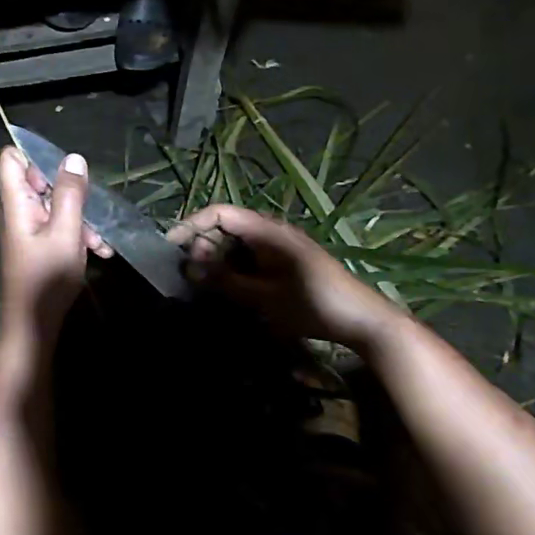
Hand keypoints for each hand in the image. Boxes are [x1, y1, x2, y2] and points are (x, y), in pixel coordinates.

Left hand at [0, 146, 109, 333]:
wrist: (34, 326)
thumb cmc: (46, 278)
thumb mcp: (65, 232)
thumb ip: (69, 194)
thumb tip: (72, 157)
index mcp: (16, 203)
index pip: (11, 159)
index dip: (35, 154)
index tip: (65, 166)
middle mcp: (18, 211)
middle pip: (39, 180)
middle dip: (69, 189)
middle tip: (91, 206)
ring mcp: (28, 229)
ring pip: (55, 205)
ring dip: (80, 217)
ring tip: (101, 240)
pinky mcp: (39, 245)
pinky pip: (58, 226)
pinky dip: (77, 234)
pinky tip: (100, 251)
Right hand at [166, 205, 406, 345]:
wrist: (363, 321)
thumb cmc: (313, 305)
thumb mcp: (264, 297)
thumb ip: (226, 281)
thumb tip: (190, 268)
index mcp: (268, 231)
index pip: (220, 213)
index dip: (192, 225)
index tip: (171, 246)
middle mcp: (272, 231)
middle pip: (226, 226)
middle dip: (203, 245)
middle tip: (192, 274)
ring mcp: (280, 245)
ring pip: (237, 242)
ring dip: (218, 259)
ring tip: (205, 283)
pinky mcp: (286, 260)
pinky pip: (251, 255)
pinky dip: (234, 267)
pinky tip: (229, 287)